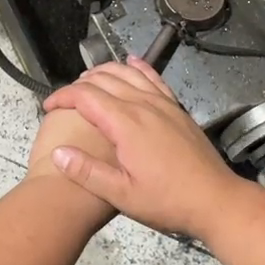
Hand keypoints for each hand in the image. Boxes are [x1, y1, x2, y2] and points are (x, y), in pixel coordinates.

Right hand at [42, 57, 255, 239]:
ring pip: (127, 73)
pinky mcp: (176, 108)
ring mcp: (162, 103)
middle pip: (104, 79)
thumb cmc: (167, 201)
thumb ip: (87, 172)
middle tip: (64, 100)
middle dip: (78, 84)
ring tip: (87, 81)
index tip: (48, 106)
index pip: (85, 96)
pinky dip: (138, 67)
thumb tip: (58, 153)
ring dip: (103, 72)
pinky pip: (153, 78)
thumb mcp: (122, 195)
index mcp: (126, 123)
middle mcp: (142, 105)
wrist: (215, 200)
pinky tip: (131, 63)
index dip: (62, 97)